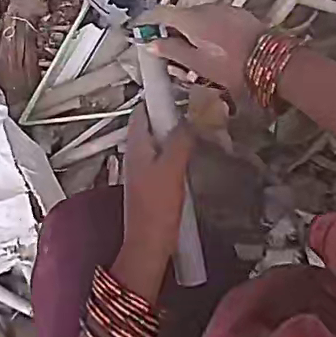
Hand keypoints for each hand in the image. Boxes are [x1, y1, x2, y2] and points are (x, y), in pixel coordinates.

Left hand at [114, 105, 195, 294]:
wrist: (149, 246)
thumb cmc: (157, 207)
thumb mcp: (172, 169)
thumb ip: (180, 141)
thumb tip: (189, 120)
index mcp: (136, 146)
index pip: (142, 111)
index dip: (157, 97)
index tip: (178, 90)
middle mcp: (136, 154)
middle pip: (152, 125)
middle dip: (171, 115)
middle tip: (196, 110)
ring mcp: (143, 170)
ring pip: (160, 142)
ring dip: (176, 134)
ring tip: (199, 130)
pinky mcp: (152, 184)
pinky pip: (165, 158)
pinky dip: (178, 152)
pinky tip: (194, 157)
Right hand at [140, 4, 264, 93]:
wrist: (271, 60)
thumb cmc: (230, 66)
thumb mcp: (196, 64)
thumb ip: (172, 51)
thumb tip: (151, 43)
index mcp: (191, 19)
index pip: (161, 13)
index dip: (148, 22)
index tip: (141, 32)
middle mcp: (206, 7)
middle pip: (181, 17)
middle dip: (173, 34)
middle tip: (172, 57)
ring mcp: (224, 8)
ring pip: (199, 19)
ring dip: (193, 34)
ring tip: (197, 59)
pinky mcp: (238, 14)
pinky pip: (215, 20)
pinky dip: (209, 32)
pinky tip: (216, 50)